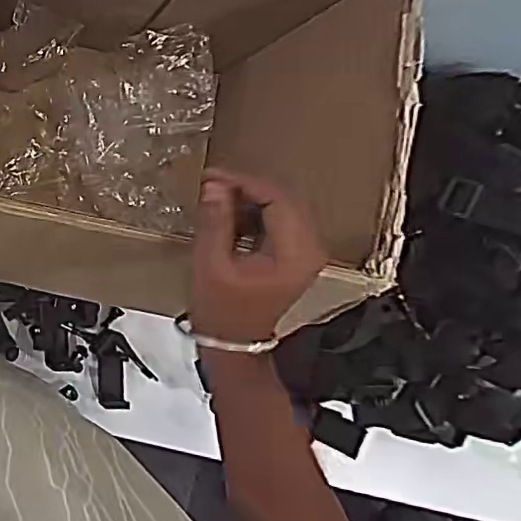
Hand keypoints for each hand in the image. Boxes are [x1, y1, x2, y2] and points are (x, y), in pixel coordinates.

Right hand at [189, 169, 325, 342]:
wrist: (232, 343)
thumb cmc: (221, 311)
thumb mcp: (210, 264)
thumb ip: (215, 221)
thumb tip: (215, 185)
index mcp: (295, 254)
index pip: (277, 200)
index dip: (245, 183)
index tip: (214, 177)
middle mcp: (309, 251)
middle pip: (283, 200)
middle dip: (247, 188)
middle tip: (213, 182)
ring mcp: (304, 254)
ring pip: (281, 208)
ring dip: (250, 199)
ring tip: (217, 196)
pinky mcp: (294, 257)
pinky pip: (279, 222)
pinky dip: (255, 214)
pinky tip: (229, 215)